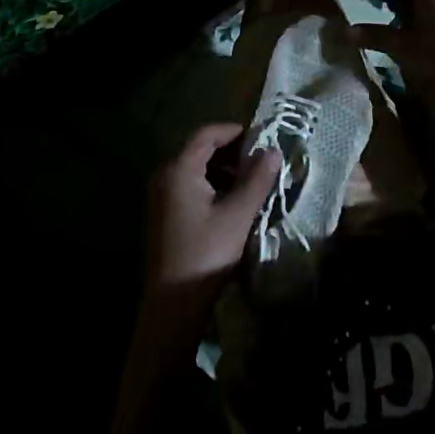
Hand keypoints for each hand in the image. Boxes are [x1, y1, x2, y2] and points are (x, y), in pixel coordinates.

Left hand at [146, 124, 280, 308]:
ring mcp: (161, 193)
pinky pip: (189, 184)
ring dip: (223, 169)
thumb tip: (273, 151)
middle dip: (232, 151)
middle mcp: (165, 174)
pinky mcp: (164, 210)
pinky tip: (233, 199)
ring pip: (195, 167)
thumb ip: (256, 180)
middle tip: (261, 161)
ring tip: (252, 181)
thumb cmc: (206, 253)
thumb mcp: (237, 215)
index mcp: (179, 168)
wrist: (173, 302)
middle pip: (199, 149)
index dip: (234, 131)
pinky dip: (212, 183)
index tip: (262, 138)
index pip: (206, 134)